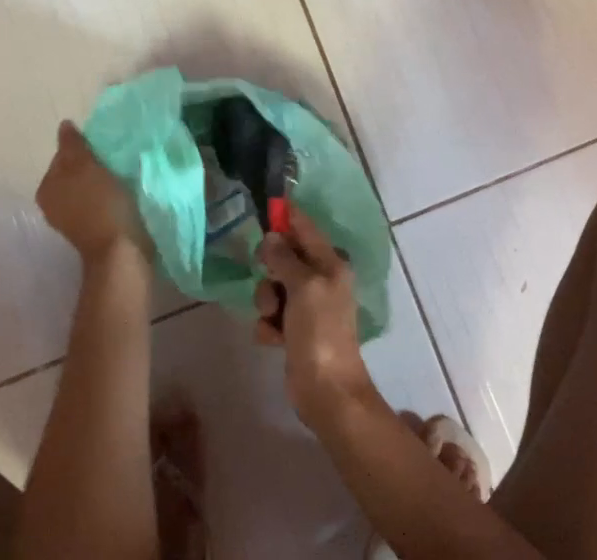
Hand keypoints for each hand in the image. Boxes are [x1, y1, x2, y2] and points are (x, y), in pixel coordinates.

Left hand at [35, 121, 146, 264]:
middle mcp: (53, 205)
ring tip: (123, 175)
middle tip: (115, 159)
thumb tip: (64, 126)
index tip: (104, 147)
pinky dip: (108, 198)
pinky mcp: (92, 231)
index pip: (63, 156)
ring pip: (87, 189)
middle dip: (93, 165)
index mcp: (46, 188)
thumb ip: (73, 145)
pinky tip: (123, 195)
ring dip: (102, 181)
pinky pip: (99, 204)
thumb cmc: (101, 205)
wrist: (120, 253)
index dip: (83, 148)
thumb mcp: (85, 167)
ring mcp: (72, 221)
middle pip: (75, 173)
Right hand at [254, 207, 377, 426]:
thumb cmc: (320, 331)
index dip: (287, 216)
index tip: (265, 206)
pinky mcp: (293, 331)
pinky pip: (269, 316)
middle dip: (271, 271)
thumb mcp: (304, 287)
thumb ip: (286, 258)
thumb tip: (272, 236)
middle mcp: (320, 281)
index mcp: (331, 265)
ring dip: (267, 303)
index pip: (306, 229)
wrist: (325, 389)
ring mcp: (306, 307)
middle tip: (269, 281)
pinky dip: (268, 326)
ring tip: (274, 320)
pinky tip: (274, 340)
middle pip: (284, 258)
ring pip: (272, 288)